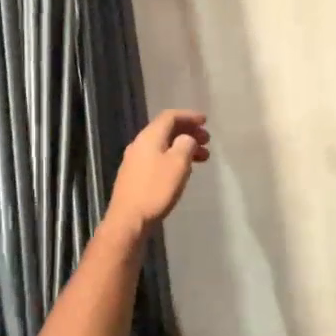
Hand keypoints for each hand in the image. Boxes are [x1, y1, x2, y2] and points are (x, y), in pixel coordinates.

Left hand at [107, 109, 210, 238]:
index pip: (170, 116)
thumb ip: (186, 144)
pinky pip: (157, 157)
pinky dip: (173, 157)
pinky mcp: (134, 175)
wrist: (128, 219)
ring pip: (163, 145)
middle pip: (166, 130)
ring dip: (183, 147)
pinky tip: (182, 170)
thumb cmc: (156, 189)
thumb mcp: (178, 163)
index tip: (205, 121)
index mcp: (150, 136)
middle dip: (188, 132)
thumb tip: (186, 138)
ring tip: (202, 158)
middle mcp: (140, 143)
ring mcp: (135, 160)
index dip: (189, 116)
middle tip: (207, 140)